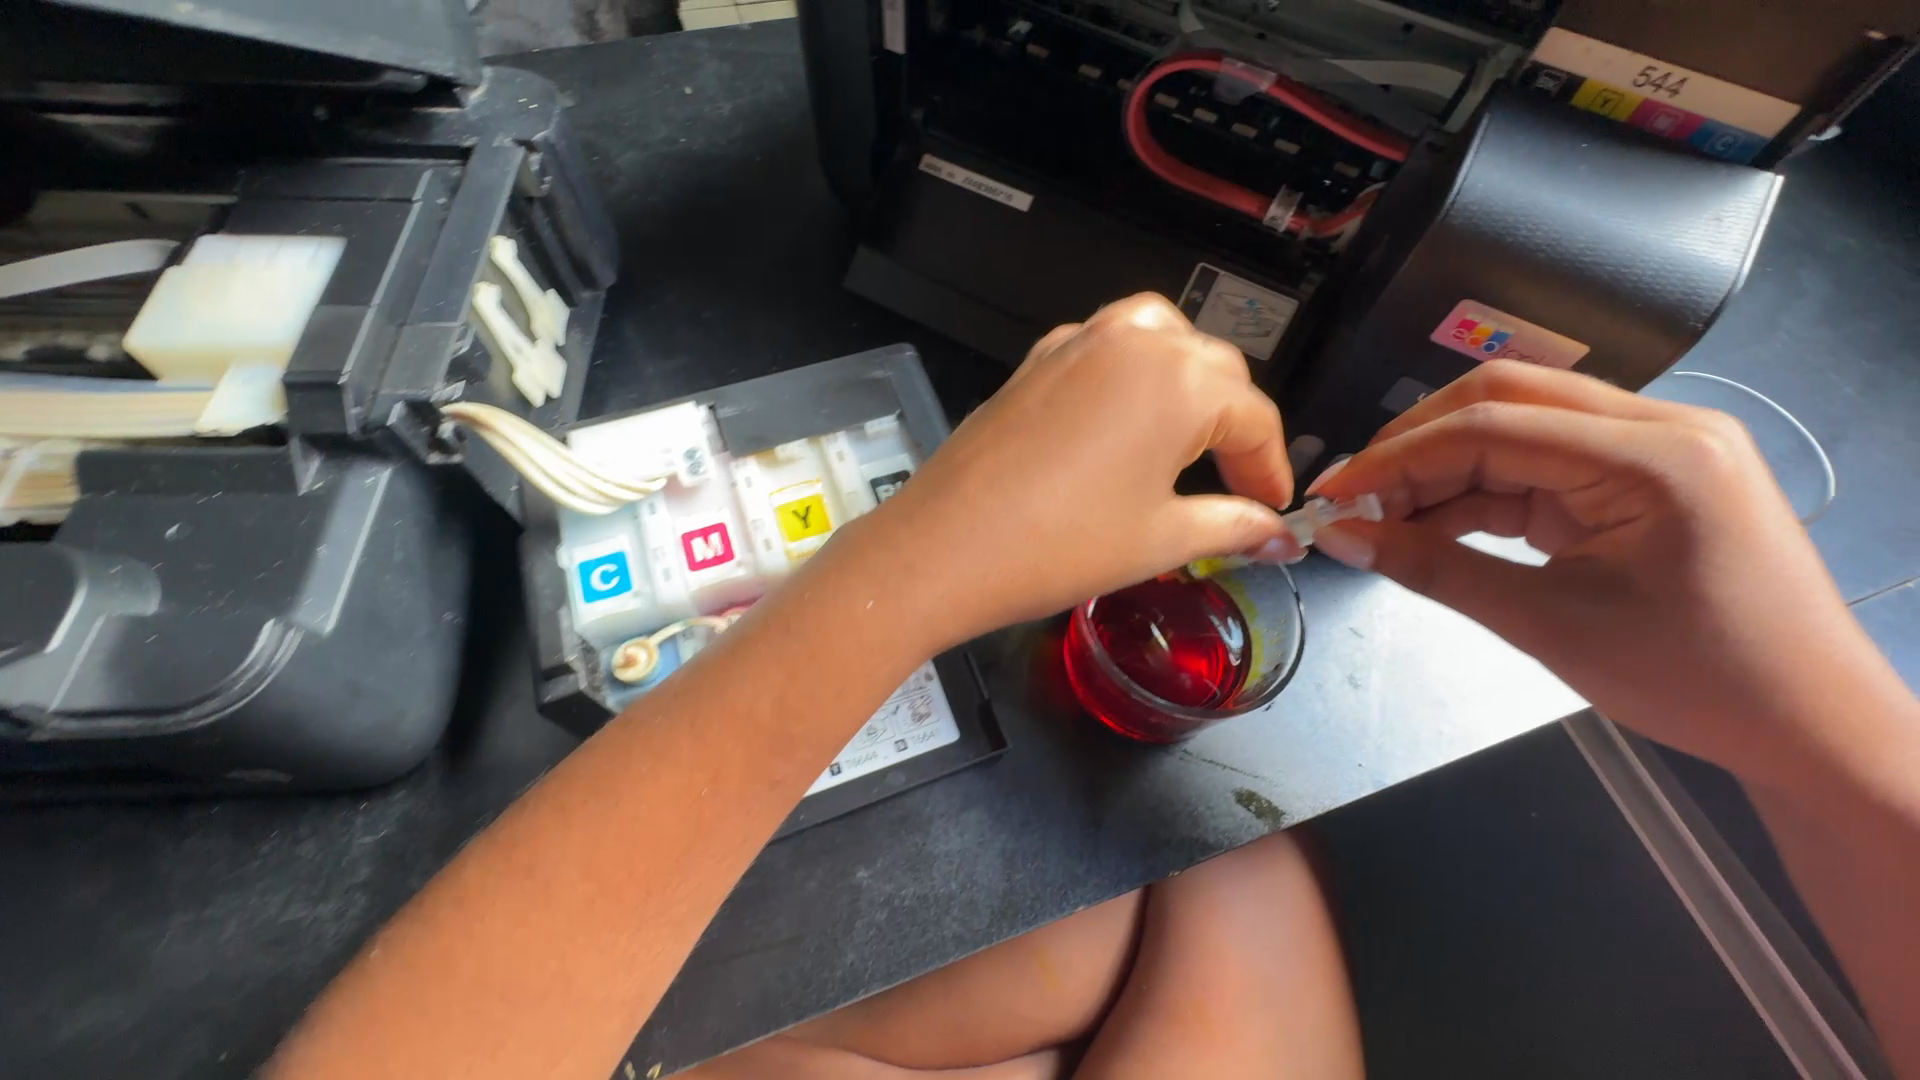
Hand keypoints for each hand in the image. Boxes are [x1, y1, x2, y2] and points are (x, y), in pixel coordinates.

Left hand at [854, 293, 1295, 647]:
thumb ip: (1232, 525)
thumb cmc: (1063, 546)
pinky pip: (1103, 346)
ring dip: (1185, 381)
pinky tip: (1120, 419)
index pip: (1253, 416)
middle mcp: (1133, 341)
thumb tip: (1281, 537)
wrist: (943, 548)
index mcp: (1179, 379)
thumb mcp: (1161, 540)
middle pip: (1211, 369)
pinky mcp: (1035, 360)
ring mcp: (1076, 342)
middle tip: (1235, 484)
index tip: (1274, 510)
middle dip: (1233, 425)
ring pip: (1159, 339)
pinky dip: (1130, 371)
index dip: (1272, 466)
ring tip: (1186, 437)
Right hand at [1308, 360, 1909, 795]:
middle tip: (1352, 498)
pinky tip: (1429, 524)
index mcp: (1653, 456)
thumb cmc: (1694, 681)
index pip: (1487, 427)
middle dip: (1411, 445)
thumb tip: (1337, 538)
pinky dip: (1473, 491)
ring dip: (1438, 468)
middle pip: (1500, 397)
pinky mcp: (1635, 477)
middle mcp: (1658, 427)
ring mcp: (1650, 448)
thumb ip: (1432, 568)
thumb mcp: (1546, 624)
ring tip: (1380, 518)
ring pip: (1511, 425)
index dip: (1393, 458)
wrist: (1811, 728)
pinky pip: (1533, 463)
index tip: (1329, 497)